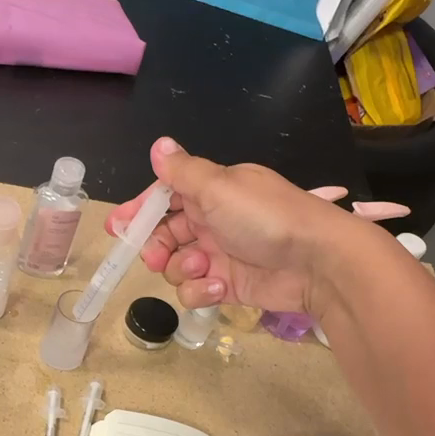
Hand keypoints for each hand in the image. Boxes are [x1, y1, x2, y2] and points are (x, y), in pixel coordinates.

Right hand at [105, 137, 399, 314]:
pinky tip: (218, 287)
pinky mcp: (227, 285)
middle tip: (155, 255)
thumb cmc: (266, 217)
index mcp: (211, 191)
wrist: (317, 261)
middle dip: (154, 246)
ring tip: (203, 268)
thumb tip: (158, 144)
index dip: (138, 211)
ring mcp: (219, 255)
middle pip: (164, 234)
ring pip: (175, 265)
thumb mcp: (219, 187)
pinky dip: (200, 291)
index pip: (164, 197)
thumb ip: (182, 171)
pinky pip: (195, 290)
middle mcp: (213, 220)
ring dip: (180, 269)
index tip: (117, 227)